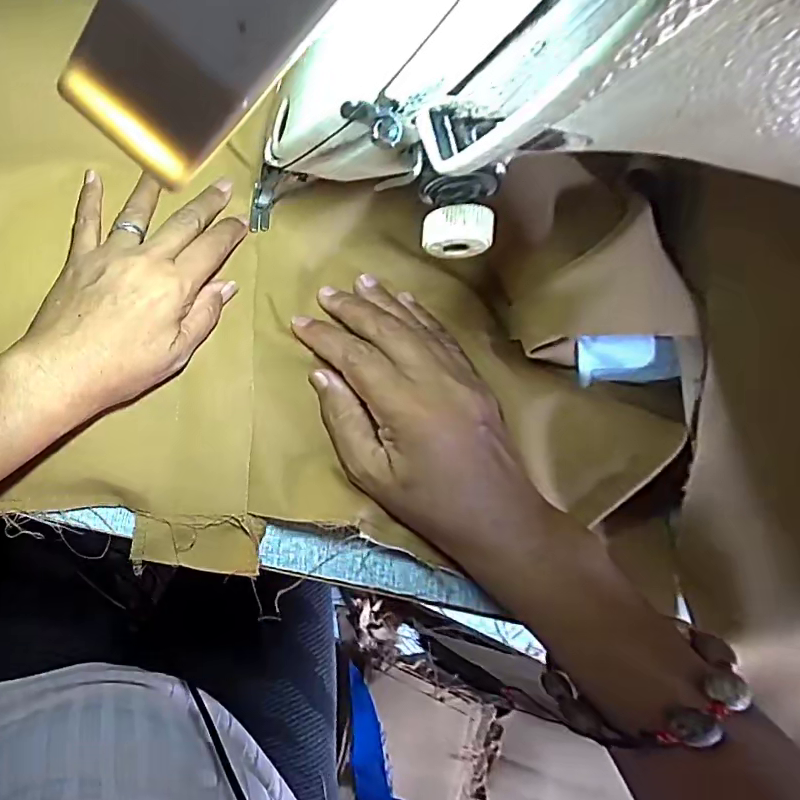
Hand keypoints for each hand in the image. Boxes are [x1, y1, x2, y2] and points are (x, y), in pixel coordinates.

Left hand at [12, 170, 246, 418]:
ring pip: (136, 213)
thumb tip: (224, 287)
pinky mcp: (79, 260)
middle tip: (223, 186)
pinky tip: (92, 178)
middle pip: (183, 223)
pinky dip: (89, 198)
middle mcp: (145, 260)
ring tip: (165, 170)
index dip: (230, 232)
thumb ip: (202, 317)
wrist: (61, 369)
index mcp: (174, 284)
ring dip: (153, 189)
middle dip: (207, 203)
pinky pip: (86, 222)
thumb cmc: (118, 370)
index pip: (211, 248)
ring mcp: (109, 255)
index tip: (241, 221)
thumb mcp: (175, 354)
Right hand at [290, 274, 556, 555]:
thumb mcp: (368, 471)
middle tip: (325, 292)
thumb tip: (322, 375)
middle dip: (353, 309)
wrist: (501, 518)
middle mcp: (436, 381)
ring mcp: (462, 377)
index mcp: (406, 406)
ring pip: (418, 327)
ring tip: (361, 281)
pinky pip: (443, 337)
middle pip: (388, 331)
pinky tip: (406, 301)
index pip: (357, 357)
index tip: (298, 322)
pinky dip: (421, 314)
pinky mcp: (476, 380)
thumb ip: (342, 419)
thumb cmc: (426, 501)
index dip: (325, 337)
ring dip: (386, 302)